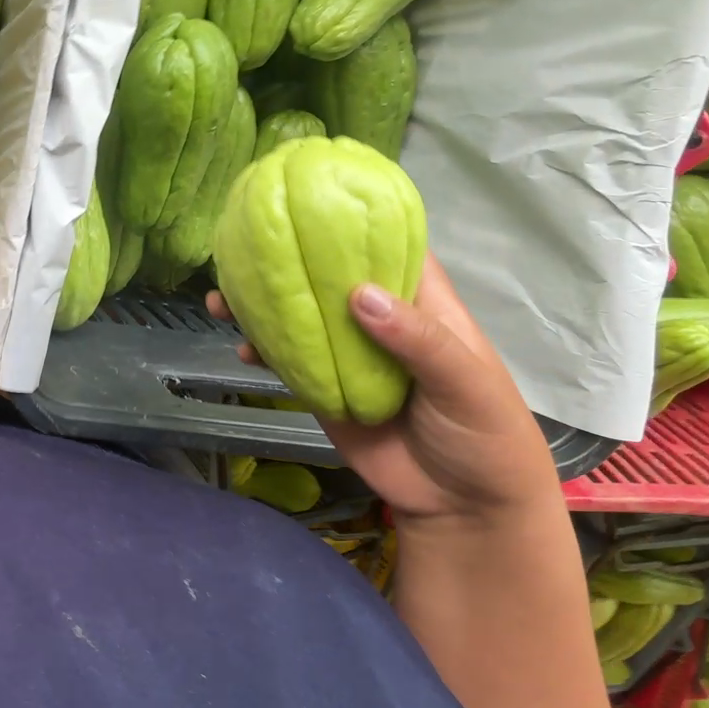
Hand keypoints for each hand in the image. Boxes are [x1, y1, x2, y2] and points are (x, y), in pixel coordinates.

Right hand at [208, 255, 562, 529]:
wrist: (461, 508)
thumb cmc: (485, 437)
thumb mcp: (467, 386)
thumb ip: (418, 340)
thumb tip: (357, 292)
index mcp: (419, 306)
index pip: (386, 248)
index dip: (350, 221)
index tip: (306, 199)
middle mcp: (376, 320)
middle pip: (324, 277)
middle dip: (284, 261)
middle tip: (241, 249)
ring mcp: (344, 353)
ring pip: (294, 316)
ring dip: (258, 306)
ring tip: (222, 300)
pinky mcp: (320, 385)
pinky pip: (283, 359)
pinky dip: (258, 349)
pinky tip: (241, 347)